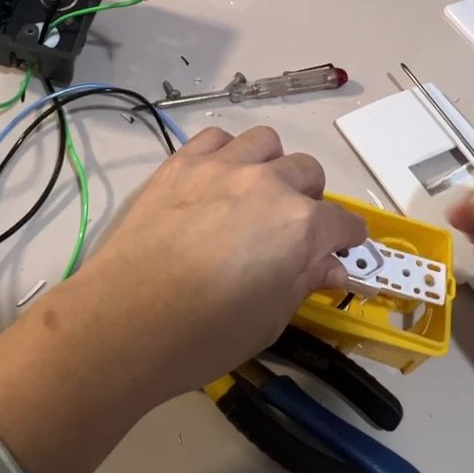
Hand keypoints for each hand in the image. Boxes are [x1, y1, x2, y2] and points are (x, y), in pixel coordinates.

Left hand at [74, 125, 368, 400]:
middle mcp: (268, 183)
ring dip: (270, 165)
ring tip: (254, 194)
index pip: (342, 221)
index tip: (340, 247)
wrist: (127, 319)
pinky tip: (215, 181)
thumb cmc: (206, 334)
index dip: (346, 237)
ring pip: (265, 143)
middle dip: (309, 199)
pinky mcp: (181, 162)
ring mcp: (221, 166)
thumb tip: (329, 264)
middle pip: (307, 172)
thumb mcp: (270, 319)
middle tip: (290, 228)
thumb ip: (304, 280)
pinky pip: (217, 138)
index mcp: (300, 226)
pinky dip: (225, 153)